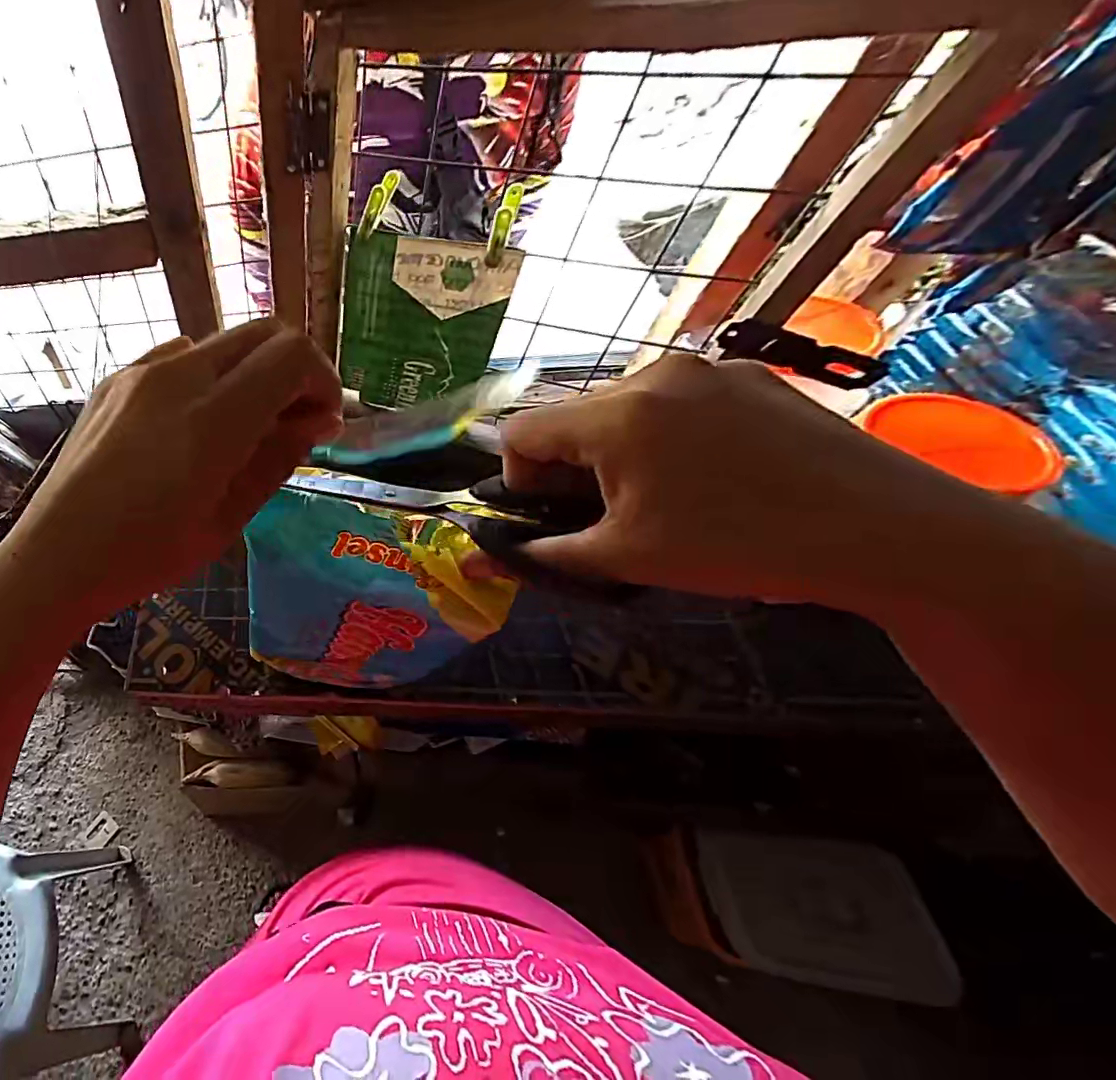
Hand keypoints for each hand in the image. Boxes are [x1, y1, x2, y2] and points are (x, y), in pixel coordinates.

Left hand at [0, 319, 342, 623]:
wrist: (55, 557)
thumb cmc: (144, 556)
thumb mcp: (224, 522)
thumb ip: (275, 460)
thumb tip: (315, 420)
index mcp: (210, 419)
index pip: (292, 356)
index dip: (322, 381)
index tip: (323, 422)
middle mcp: (176, 376)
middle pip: (261, 333)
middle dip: (293, 369)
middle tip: (294, 422)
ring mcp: (138, 372)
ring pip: (220, 343)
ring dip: (249, 372)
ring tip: (243, 428)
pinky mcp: (114, 380)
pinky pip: (177, 357)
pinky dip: (207, 377)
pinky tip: (193, 425)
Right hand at [488, 352, 1008, 612]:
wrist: (897, 535)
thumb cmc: (738, 546)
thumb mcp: (622, 559)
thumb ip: (536, 557)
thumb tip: (471, 566)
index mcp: (617, 414)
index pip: (519, 432)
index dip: (519, 479)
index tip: (559, 516)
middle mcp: (656, 373)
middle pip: (569, 418)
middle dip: (567, 466)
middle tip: (608, 513)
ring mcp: (710, 368)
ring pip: (619, 408)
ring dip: (613, 451)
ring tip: (662, 495)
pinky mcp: (752, 376)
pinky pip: (672, 401)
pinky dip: (662, 436)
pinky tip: (708, 474)